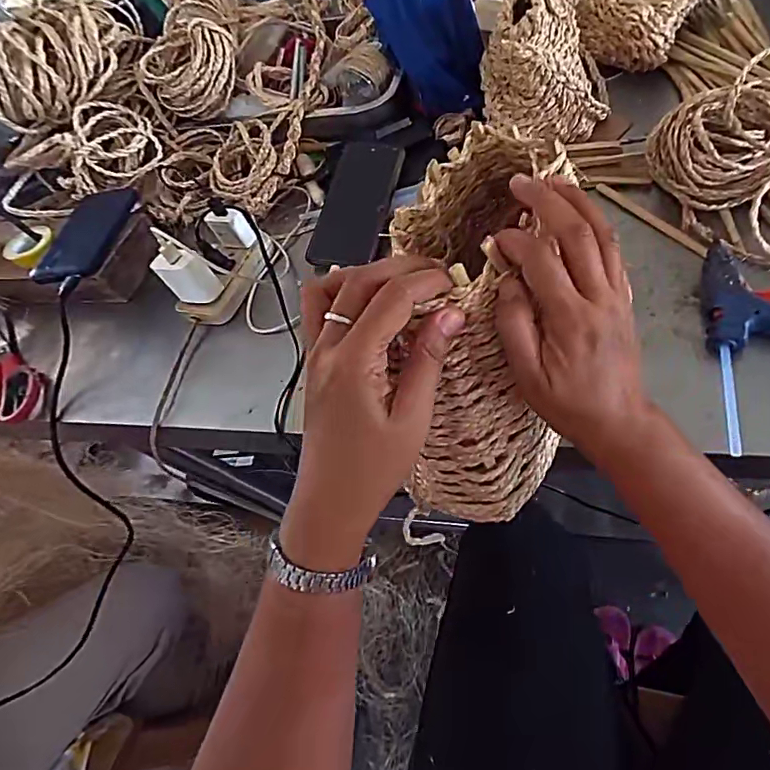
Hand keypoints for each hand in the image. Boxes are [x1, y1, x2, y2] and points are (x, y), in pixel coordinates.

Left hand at [285, 258, 462, 569]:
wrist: (330, 501)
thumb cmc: (370, 471)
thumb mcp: (413, 418)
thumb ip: (429, 359)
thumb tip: (450, 315)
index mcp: (353, 363)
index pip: (390, 297)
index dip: (426, 281)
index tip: (453, 282)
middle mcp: (327, 350)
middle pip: (361, 280)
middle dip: (404, 268)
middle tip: (439, 275)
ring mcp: (316, 354)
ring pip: (333, 286)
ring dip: (371, 273)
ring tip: (407, 282)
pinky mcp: (315, 361)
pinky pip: (320, 308)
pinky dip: (346, 292)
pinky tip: (374, 304)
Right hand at [493, 175, 658, 465]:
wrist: (619, 420)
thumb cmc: (569, 403)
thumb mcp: (527, 375)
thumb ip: (514, 323)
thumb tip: (509, 280)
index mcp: (571, 319)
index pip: (542, 260)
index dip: (516, 240)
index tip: (496, 238)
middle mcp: (600, 299)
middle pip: (578, 233)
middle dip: (548, 200)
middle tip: (522, 182)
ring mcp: (617, 295)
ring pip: (603, 235)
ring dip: (579, 202)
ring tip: (555, 180)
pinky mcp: (625, 298)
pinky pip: (615, 251)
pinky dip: (598, 225)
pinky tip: (582, 215)